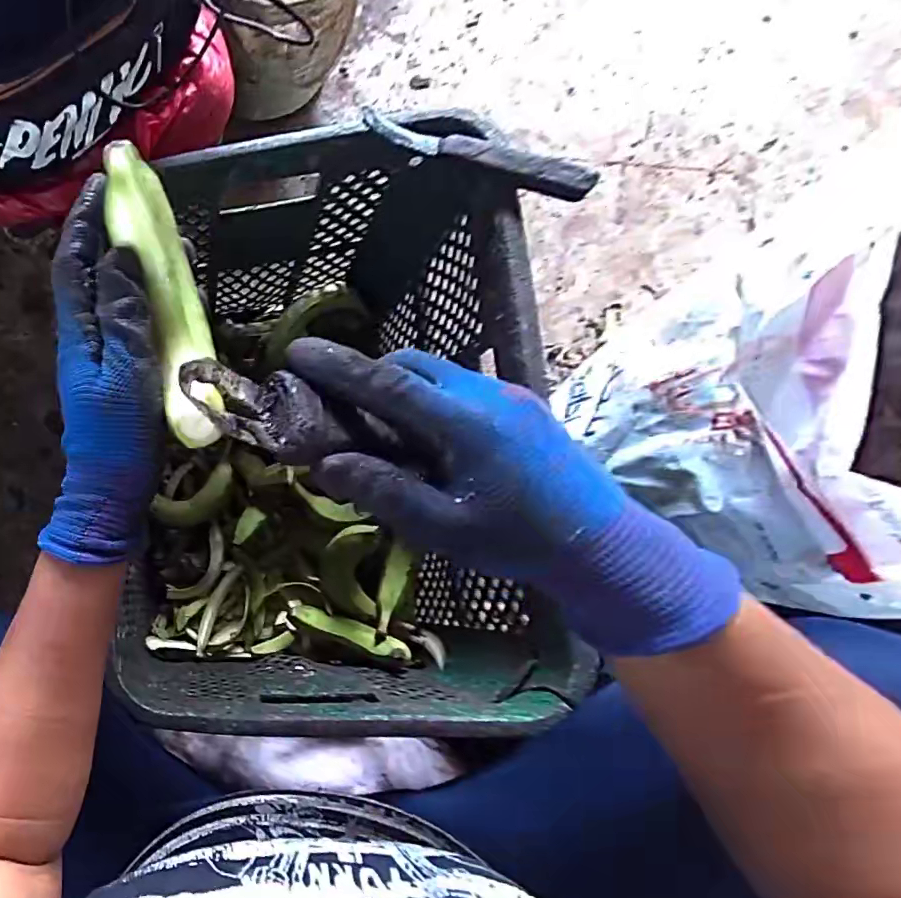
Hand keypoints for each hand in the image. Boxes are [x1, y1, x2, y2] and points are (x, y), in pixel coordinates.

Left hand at [38, 174, 162, 565]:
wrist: (113, 485)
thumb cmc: (117, 433)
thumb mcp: (124, 369)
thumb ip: (122, 313)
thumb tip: (120, 253)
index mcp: (78, 332)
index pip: (73, 263)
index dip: (82, 222)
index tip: (102, 182)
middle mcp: (86, 337)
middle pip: (91, 275)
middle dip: (107, 234)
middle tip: (139, 204)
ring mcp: (103, 355)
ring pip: (113, 297)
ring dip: (132, 265)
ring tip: (162, 240)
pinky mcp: (122, 371)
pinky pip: (132, 322)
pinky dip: (148, 299)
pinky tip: (170, 293)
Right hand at [288, 339, 740, 655]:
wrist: (603, 544)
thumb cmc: (518, 541)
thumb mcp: (442, 528)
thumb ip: (384, 491)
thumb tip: (326, 465)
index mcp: (467, 424)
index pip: (388, 384)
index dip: (338, 367)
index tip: (297, 350)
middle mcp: (487, 396)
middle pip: (411, 365)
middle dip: (365, 374)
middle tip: (331, 402)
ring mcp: (508, 396)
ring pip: (436, 373)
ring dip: (395, 388)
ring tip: (372, 428)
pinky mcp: (519, 406)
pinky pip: (456, 389)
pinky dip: (422, 401)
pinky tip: (418, 440)